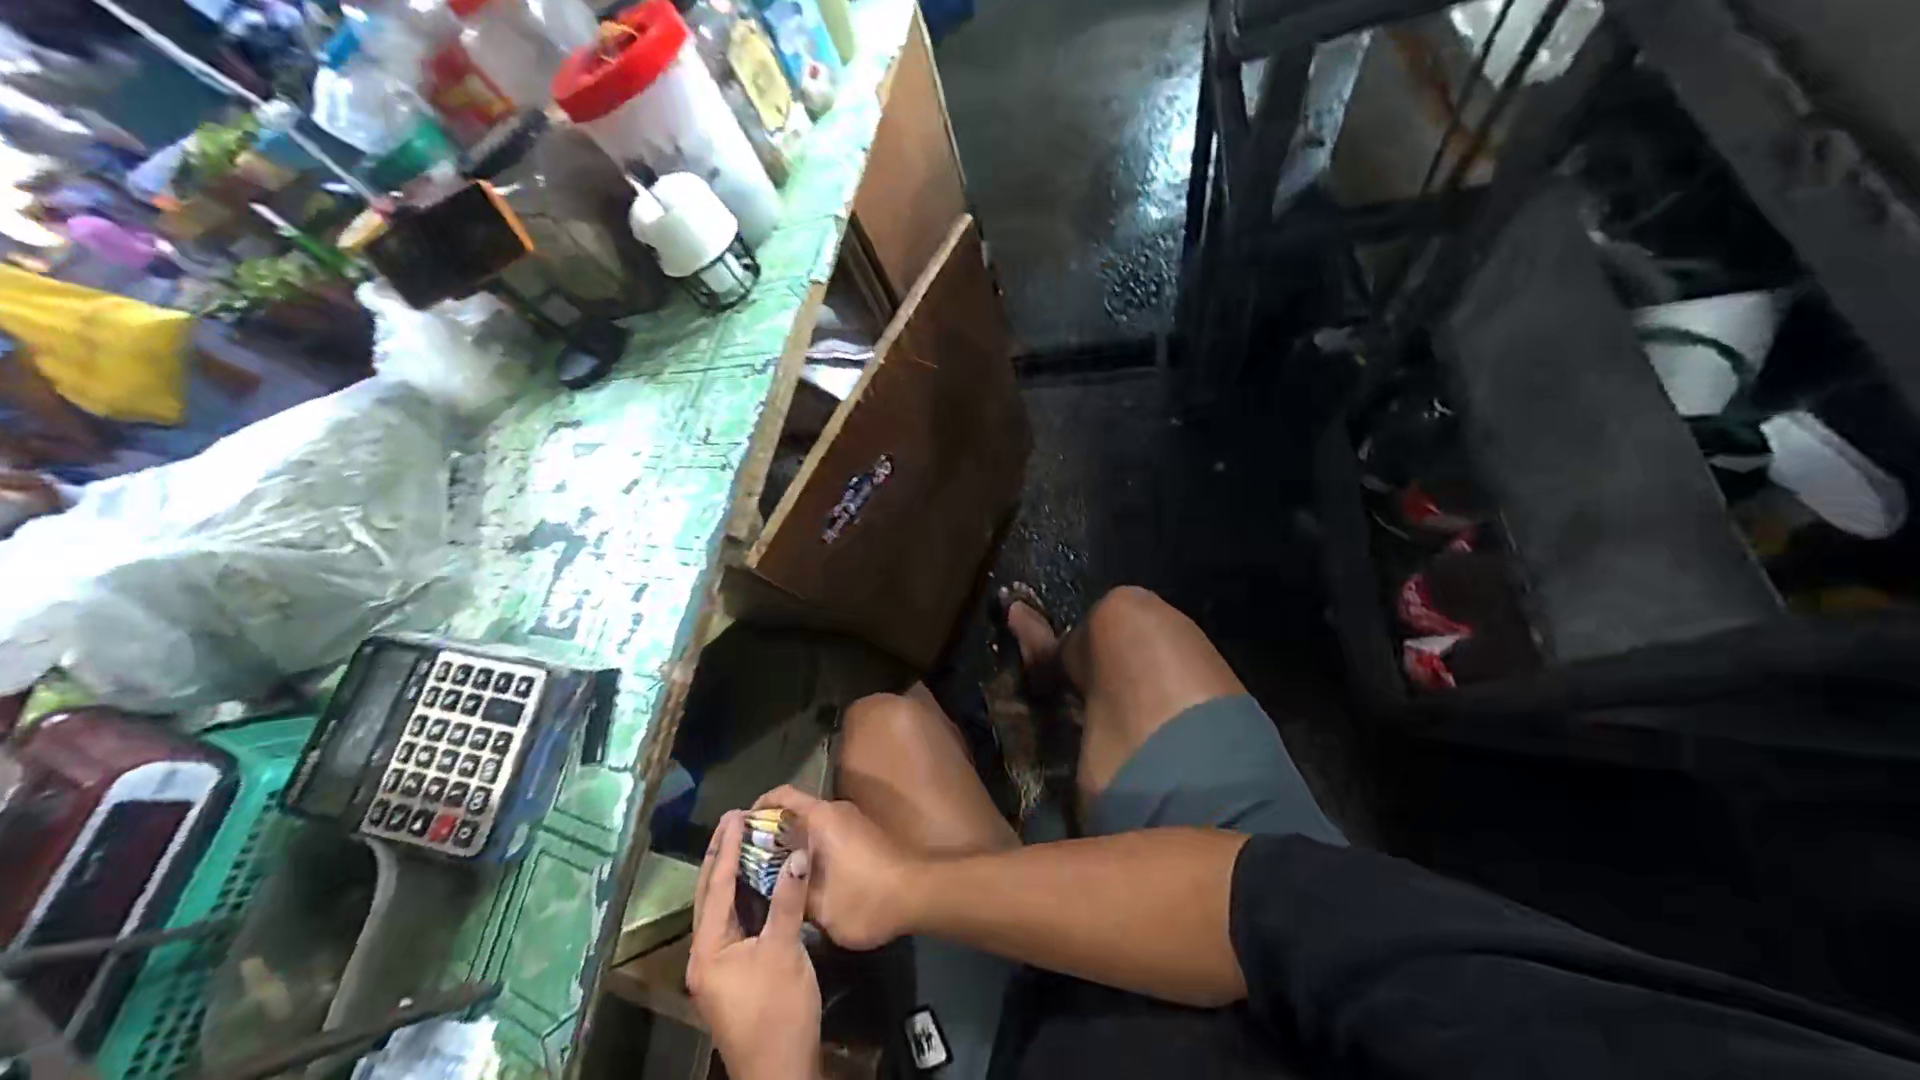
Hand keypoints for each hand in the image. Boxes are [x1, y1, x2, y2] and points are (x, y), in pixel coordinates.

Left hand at [688, 810, 819, 1079]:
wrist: (781, 1071)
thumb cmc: (778, 1010)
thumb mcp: (784, 952)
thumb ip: (788, 900)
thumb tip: (797, 853)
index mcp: (708, 948)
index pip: (715, 886)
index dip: (727, 847)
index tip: (736, 813)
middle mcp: (706, 953)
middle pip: (711, 894)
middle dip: (723, 855)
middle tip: (737, 818)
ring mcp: (720, 965)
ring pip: (724, 908)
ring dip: (734, 874)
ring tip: (747, 838)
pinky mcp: (736, 971)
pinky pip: (737, 921)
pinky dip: (746, 896)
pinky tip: (759, 880)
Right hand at [753, 787, 922, 950]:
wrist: (919, 895)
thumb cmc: (865, 898)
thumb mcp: (819, 907)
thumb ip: (790, 893)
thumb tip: (769, 888)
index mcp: (821, 818)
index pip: (781, 795)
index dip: (757, 807)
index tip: (739, 829)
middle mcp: (836, 810)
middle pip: (795, 809)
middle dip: (771, 830)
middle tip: (749, 858)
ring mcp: (854, 821)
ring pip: (813, 824)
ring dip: (793, 841)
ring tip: (771, 872)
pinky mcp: (865, 835)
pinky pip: (829, 833)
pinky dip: (812, 847)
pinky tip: (803, 877)